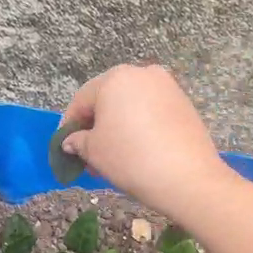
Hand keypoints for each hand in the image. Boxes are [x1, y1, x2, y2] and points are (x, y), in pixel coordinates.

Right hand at [60, 63, 232, 217]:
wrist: (187, 177)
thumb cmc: (131, 158)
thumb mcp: (94, 151)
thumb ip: (78, 141)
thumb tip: (71, 141)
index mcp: (116, 78)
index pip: (82, 99)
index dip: (69, 124)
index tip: (65, 146)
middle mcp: (143, 74)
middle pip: (108, 100)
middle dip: (95, 127)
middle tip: (88, 156)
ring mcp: (167, 87)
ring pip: (131, 107)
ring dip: (117, 129)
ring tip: (112, 159)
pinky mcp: (184, 104)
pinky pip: (151, 113)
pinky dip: (139, 128)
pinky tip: (136, 153)